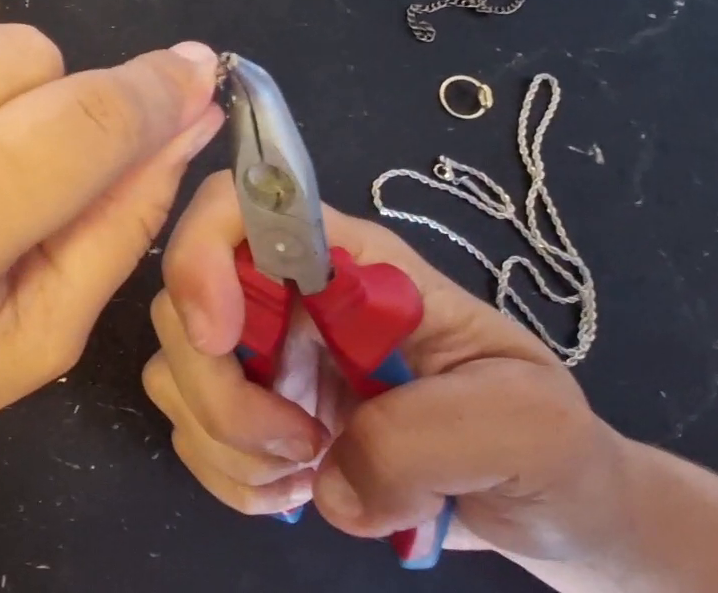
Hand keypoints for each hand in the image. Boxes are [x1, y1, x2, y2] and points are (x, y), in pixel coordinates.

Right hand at [141, 172, 627, 562]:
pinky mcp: (243, 410)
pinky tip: (295, 492)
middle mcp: (281, 296)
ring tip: (314, 478)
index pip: (232, 208)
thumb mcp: (527, 425)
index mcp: (343, 262)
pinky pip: (188, 433)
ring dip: (229, 444)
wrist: (541, 509)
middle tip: (304, 447)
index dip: (201, 257)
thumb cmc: (544, 445)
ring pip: (173, 373)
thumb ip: (429, 435)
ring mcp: (256, 355)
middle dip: (218, 391)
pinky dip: (230, 477)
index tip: (221, 338)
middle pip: (179, 306)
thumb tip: (330, 477)